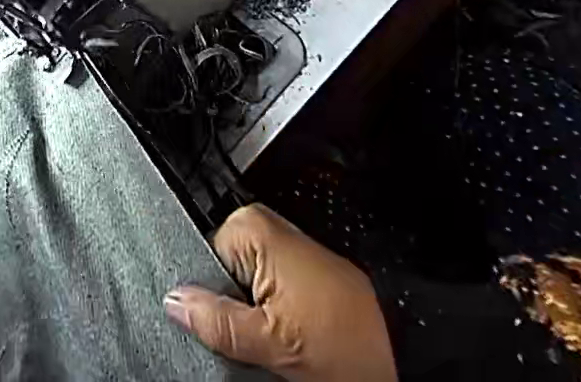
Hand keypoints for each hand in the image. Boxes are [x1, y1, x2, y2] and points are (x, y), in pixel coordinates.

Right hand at [165, 204, 395, 381]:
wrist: (408, 353)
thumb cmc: (352, 342)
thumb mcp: (273, 342)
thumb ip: (216, 321)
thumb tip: (173, 303)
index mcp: (249, 226)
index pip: (198, 261)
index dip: (209, 300)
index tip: (226, 326)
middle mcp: (263, 229)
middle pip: (217, 276)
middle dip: (232, 312)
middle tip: (264, 338)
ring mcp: (280, 250)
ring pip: (239, 292)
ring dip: (251, 321)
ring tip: (281, 341)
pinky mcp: (295, 272)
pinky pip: (260, 295)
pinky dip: (267, 320)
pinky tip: (287, 338)